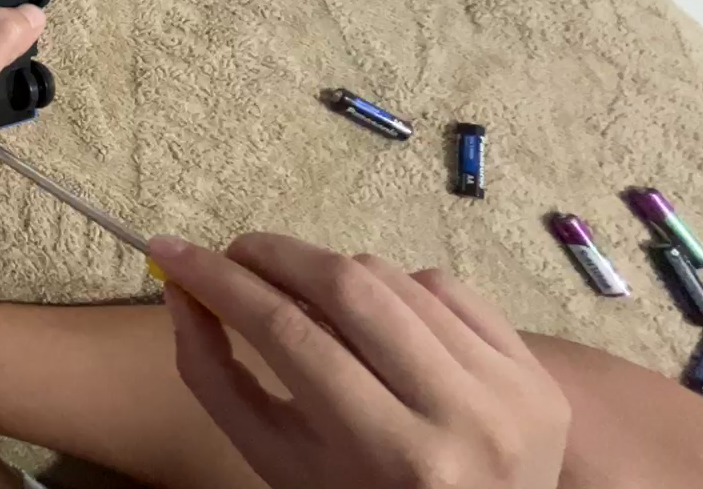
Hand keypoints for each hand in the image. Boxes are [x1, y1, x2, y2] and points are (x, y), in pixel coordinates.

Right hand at [151, 233, 569, 488]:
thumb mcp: (267, 451)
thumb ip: (210, 367)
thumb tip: (180, 284)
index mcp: (387, 453)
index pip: (283, 329)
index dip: (214, 276)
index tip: (165, 248)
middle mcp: (461, 417)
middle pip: (344, 283)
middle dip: (269, 251)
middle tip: (233, 255)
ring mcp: (511, 391)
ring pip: (386, 274)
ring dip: (324, 271)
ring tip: (305, 301)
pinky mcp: (537, 372)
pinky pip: (441, 283)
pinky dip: (390, 285)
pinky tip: (376, 322)